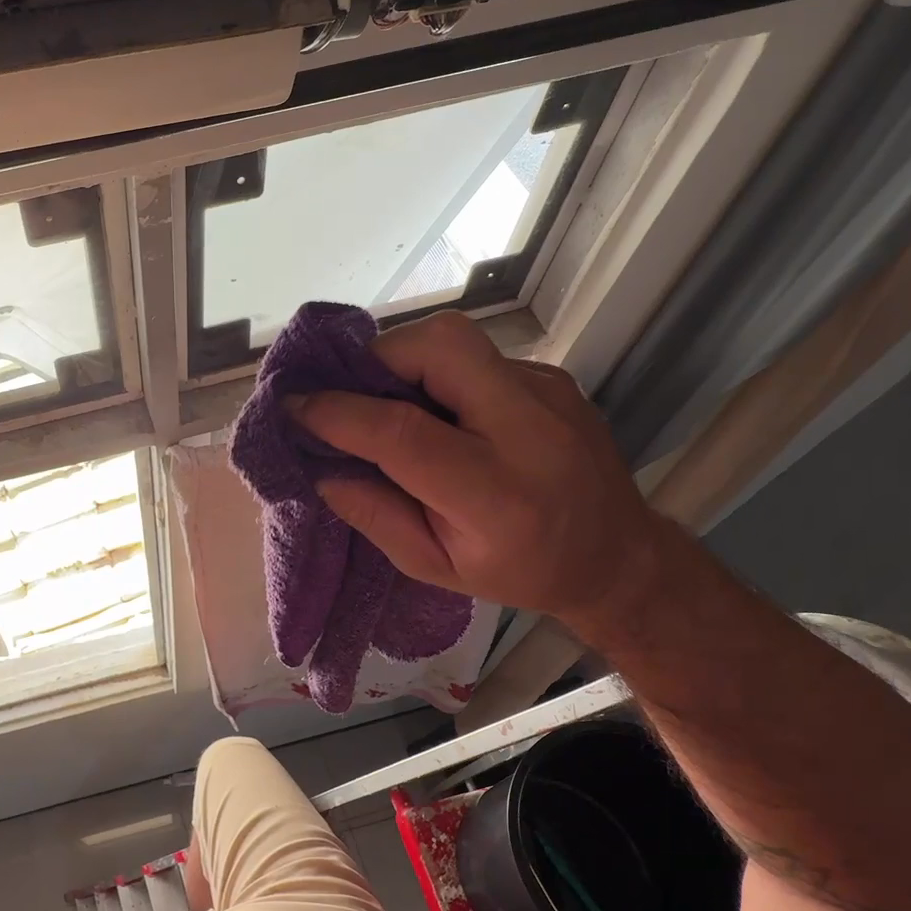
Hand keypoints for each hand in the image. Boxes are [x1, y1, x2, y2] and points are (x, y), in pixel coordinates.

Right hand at [286, 311, 684, 623]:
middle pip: (441, 346)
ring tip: (389, 403)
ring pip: (456, 339)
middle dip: (377, 359)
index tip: (293, 408)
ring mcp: (546, 392)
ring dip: (403, 362)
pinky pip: (473, 356)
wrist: (618, 555)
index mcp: (498, 496)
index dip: (338, 413)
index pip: (404, 433)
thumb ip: (373, 514)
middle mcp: (530, 429)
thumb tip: (317, 465)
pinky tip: (439, 413)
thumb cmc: (519, 572)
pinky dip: (436, 374)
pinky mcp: (549, 375)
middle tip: (352, 394)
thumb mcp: (435, 566)